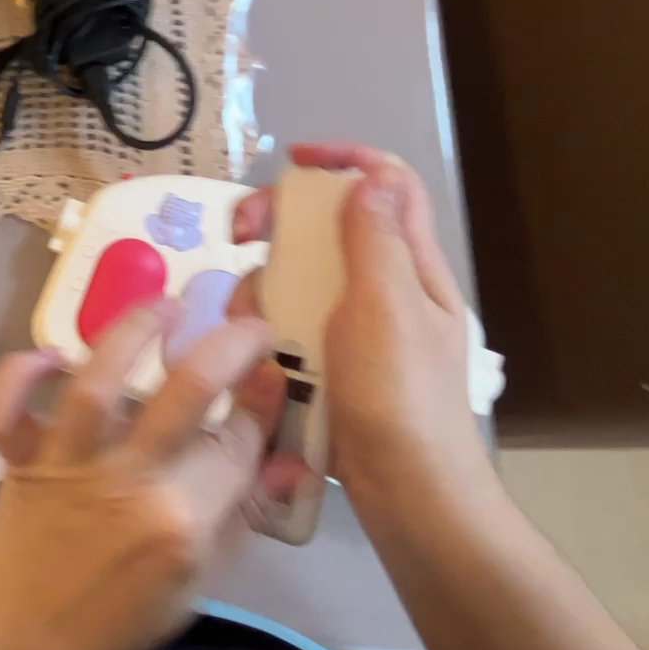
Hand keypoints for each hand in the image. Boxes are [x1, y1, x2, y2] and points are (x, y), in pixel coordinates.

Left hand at [0, 303, 294, 649]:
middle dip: (227, 346)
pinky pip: (10, 409)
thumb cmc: (113, 624)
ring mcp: (69, 465)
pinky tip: (50, 354)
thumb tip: (291, 460)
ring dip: (132, 332)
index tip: (273, 372)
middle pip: (185, 393)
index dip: (263, 401)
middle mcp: (129, 482)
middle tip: (247, 324)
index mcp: (182, 523)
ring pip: (99, 382)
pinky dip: (20, 375)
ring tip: (165, 304)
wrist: (17, 642)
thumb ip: (241, 517)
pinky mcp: (21, 459)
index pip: (237, 442)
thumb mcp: (196, 585)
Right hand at [230, 142, 491, 500]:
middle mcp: (380, 284)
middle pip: (324, 224)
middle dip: (276, 222)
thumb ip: (374, 242)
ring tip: (253, 321)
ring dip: (264, 283)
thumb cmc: (400, 398)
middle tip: (240, 236)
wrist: (404, 489)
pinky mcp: (324, 354)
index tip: (289, 162)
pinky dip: (264, 322)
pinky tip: (255, 348)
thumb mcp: (386, 311)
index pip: (386, 184)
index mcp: (409, 266)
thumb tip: (368, 176)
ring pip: (294, 273)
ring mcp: (350, 322)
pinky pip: (285, 317)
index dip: (343, 159)